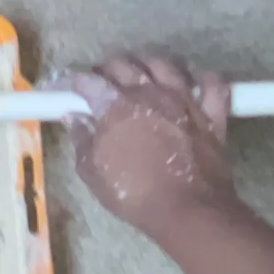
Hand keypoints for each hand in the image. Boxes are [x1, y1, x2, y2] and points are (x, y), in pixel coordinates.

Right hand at [67, 55, 236, 237]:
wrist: (188, 210)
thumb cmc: (132, 192)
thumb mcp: (91, 169)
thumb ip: (82, 138)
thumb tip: (74, 117)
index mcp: (115, 106)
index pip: (87, 81)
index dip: (69, 82)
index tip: (60, 90)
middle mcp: (150, 94)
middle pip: (124, 65)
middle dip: (106, 68)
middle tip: (98, 81)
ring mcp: (184, 102)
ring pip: (165, 65)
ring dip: (147, 63)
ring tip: (140, 71)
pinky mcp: (212, 116)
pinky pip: (213, 85)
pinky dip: (202, 77)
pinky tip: (193, 79)